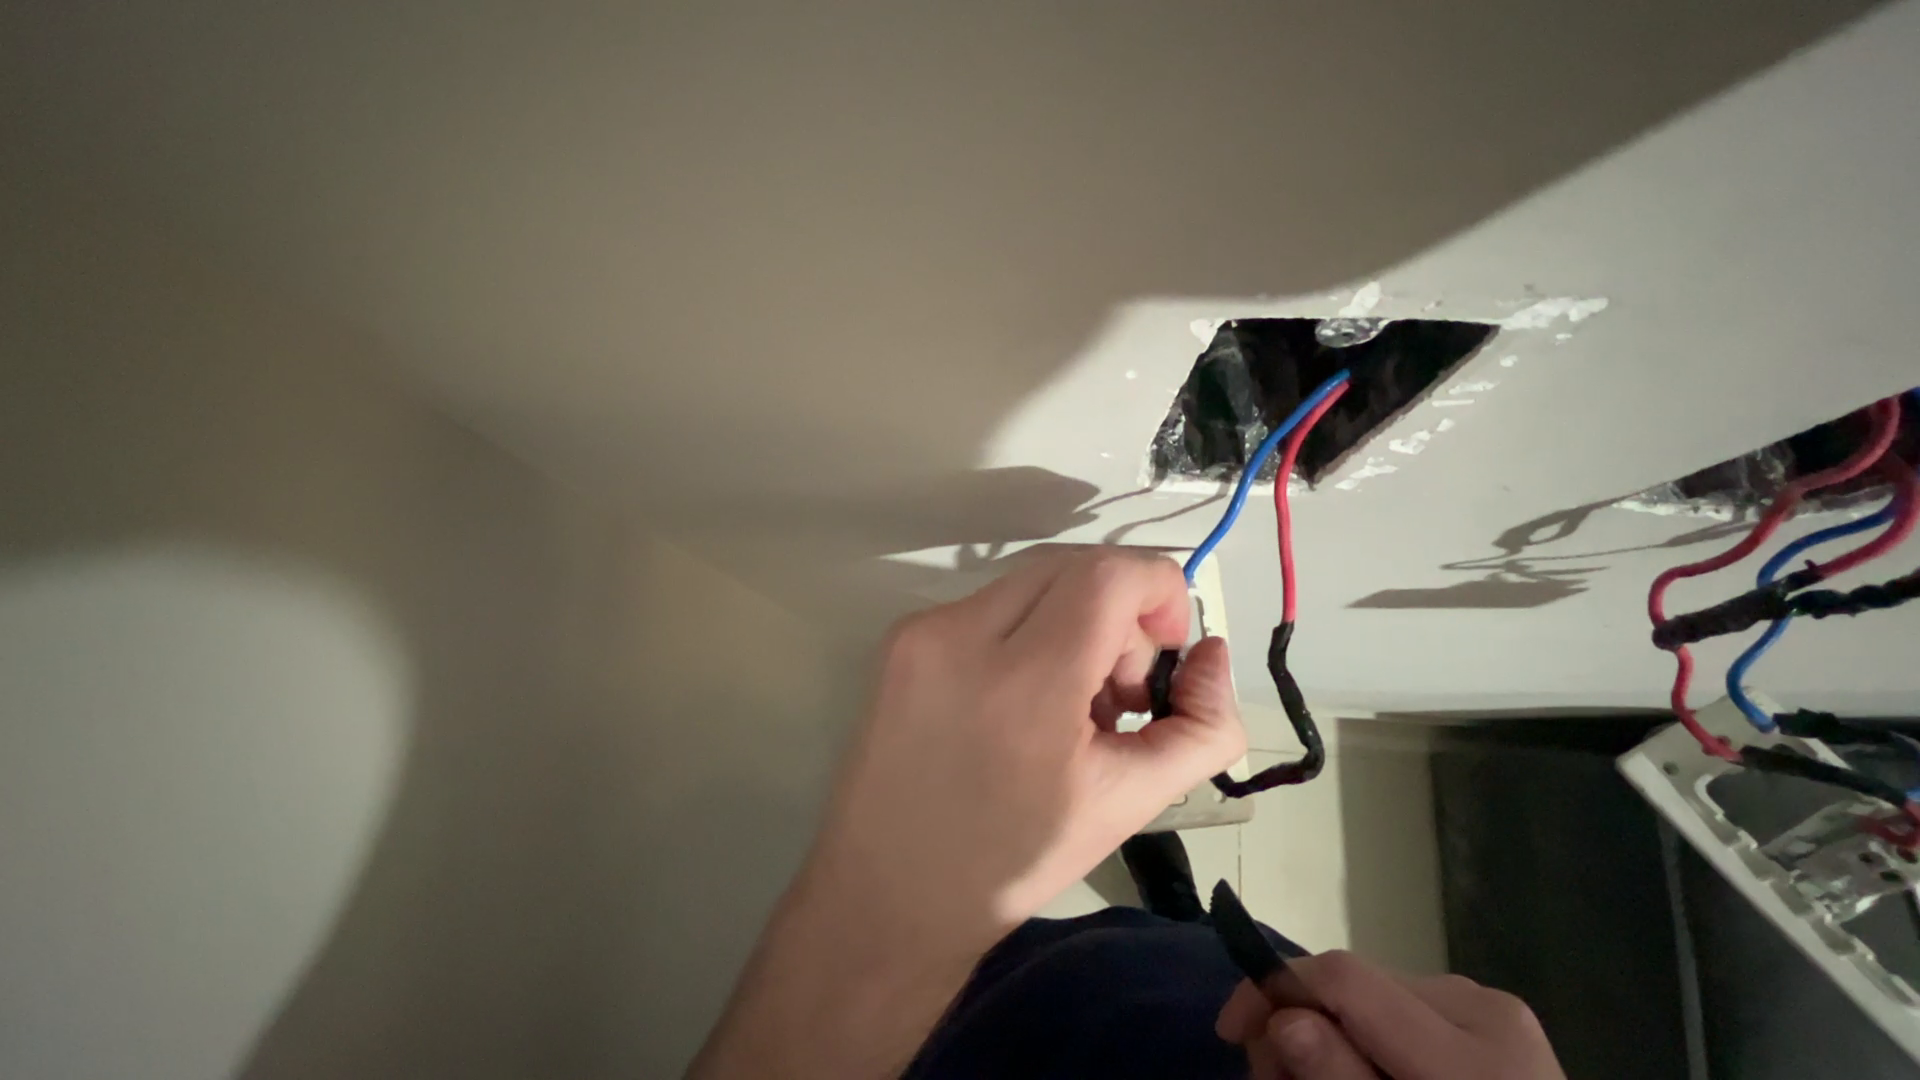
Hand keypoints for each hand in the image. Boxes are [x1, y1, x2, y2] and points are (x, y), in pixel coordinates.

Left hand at [688, 548, 1247, 1078]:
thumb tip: (1212, 655)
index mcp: (1024, 682)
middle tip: (1121, 688)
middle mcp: (962, 634)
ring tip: (1072, 700)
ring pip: (1031, 580)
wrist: (888, 892)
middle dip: (1120, 609)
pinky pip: (989, 604)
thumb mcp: (1129, 802)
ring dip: (1074, 618)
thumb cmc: (1014, 859)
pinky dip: (1027, 630)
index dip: (1161, 590)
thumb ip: (1200, 725)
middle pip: (1073, 565)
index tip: (1169, 649)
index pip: (1110, 575)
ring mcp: (921, 630)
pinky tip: (1024, 699)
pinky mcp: (900, 638)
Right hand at [1215, 952, 1566, 1079]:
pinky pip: (1400, 1015)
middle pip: (1353, 985)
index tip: (1229, 1031)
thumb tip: (1282, 1019)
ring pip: (1370, 998)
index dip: (1274, 988)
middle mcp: (1480, 1007)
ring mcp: (1488, 1013)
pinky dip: (1362, 1040)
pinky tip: (1349, 1071)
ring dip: (1324, 1032)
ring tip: (1305, 1076)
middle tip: (1266, 1077)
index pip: (1346, 977)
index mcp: (1473, 1044)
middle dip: (1295, 1021)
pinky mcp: (1489, 1026)